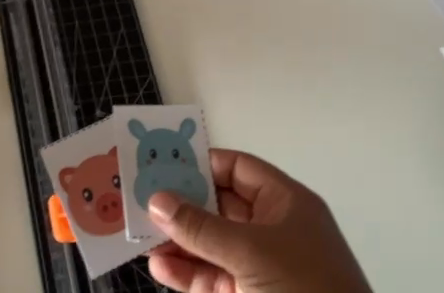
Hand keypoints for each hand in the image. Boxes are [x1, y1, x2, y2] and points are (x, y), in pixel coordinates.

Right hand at [146, 149, 370, 292]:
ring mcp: (262, 270)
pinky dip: (186, 274)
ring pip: (211, 245)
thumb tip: (157, 199)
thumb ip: (201, 228)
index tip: (161, 163)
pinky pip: (212, 279)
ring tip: (140, 233)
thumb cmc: (305, 291)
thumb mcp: (251, 254)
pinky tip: (159, 267)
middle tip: (139, 196)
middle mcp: (274, 232)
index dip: (201, 164)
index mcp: (286, 205)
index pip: (238, 170)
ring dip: (178, 241)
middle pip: (220, 207)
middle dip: (181, 203)